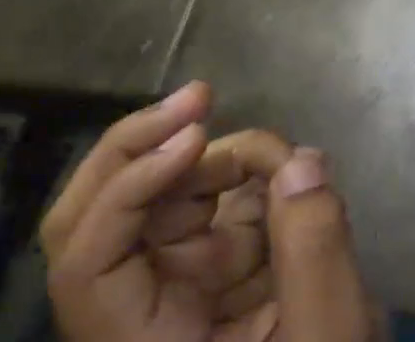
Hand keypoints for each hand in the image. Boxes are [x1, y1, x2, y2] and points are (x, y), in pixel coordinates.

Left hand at [40, 82, 380, 341]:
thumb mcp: (325, 332)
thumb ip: (314, 252)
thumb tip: (302, 163)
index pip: (89, 261)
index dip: (128, 188)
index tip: (196, 135)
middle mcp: (141, 311)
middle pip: (98, 220)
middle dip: (143, 148)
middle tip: (202, 97)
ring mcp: (178, 287)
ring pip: (165, 202)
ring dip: (220, 161)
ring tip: (288, 158)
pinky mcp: (217, 270)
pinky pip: (217, 209)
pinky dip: (252, 177)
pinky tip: (291, 173)